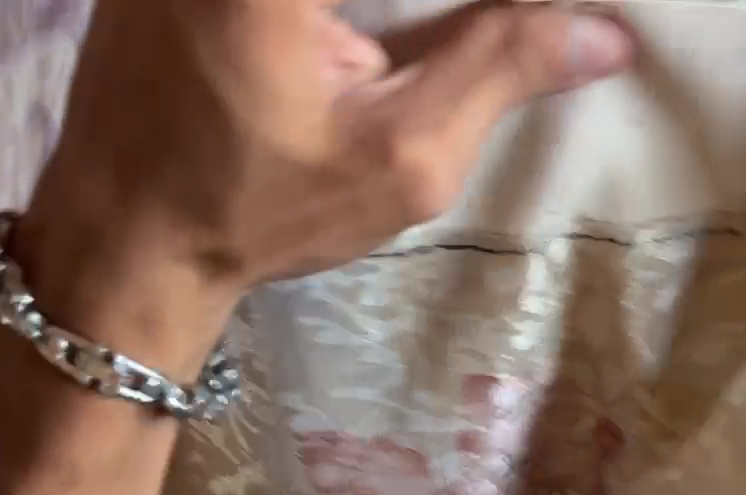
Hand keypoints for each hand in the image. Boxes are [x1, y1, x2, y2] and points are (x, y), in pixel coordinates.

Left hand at [13, 0, 633, 375]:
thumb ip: (501, 71)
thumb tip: (609, 34)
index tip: (566, 19)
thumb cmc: (273, 206)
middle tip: (539, 32)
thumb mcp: (407, 156)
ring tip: (505, 35)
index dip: (513, 1)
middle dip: (480, 7)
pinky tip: (445, 28)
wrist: (136, 222)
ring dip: (448, 8)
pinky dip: (399, 5)